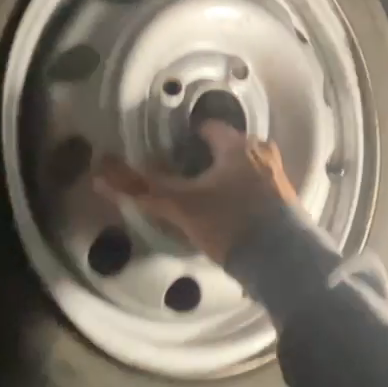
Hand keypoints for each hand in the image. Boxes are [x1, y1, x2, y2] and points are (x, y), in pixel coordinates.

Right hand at [95, 120, 297, 263]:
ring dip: (226, 176)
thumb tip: (101, 171)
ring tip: (204, 197)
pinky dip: (241, 194)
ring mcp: (277, 176)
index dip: (187, 136)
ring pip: (245, 167)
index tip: (170, 150)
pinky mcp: (286, 200)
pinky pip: (257, 188)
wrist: (282, 259)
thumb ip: (142, 188)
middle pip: (229, 146)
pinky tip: (229, 214)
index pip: (209, 127)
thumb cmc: (230, 222)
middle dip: (208, 157)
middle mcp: (262, 152)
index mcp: (238, 144)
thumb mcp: (181, 206)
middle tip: (184, 176)